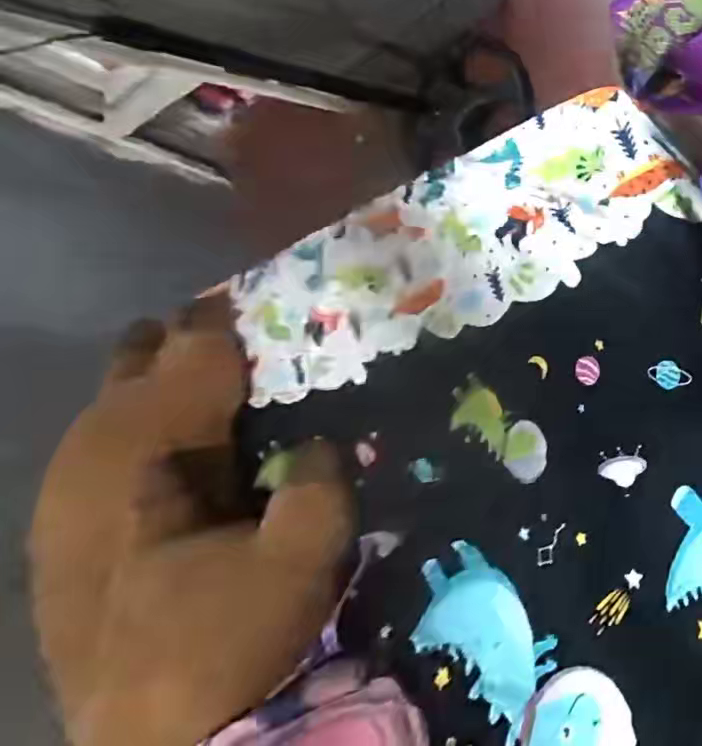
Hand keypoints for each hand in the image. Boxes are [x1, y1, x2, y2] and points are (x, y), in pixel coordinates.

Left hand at [30, 294, 353, 745]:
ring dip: (116, 398)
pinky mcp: (73, 569)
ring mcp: (73, 543)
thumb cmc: (237, 634)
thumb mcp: (303, 557)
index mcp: (152, 498)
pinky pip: (80, 480)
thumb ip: (317, 490)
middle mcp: (95, 511)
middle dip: (145, 364)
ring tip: (145, 361)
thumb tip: (323, 445)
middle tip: (179, 319)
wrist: (165, 737)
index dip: (198, 351)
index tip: (220, 305)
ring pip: (85, 448)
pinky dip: (98, 444)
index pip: (173, 402)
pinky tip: (112, 442)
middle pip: (113, 418)